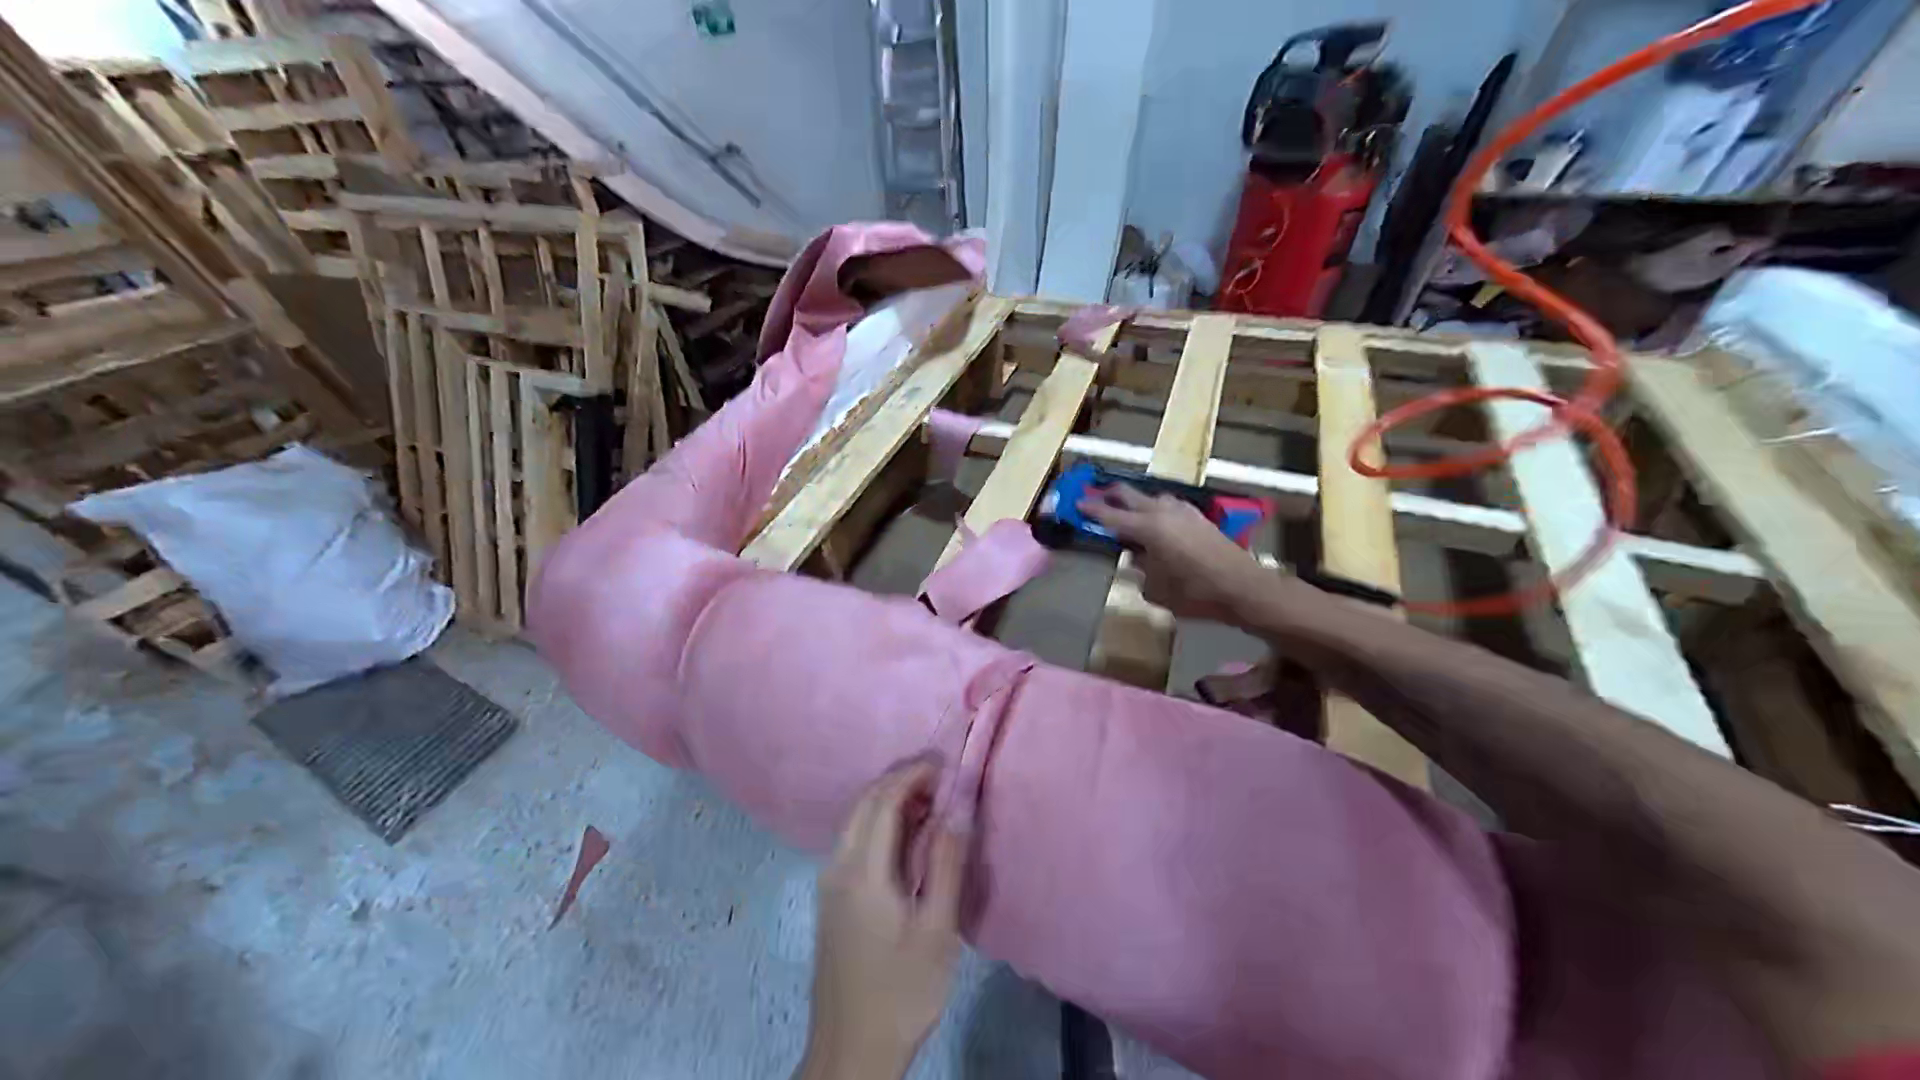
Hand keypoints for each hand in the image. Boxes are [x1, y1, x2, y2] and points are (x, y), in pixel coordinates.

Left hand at [797, 762, 967, 1079]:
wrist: (851, 1049)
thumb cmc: (902, 991)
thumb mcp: (937, 929)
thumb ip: (946, 862)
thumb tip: (959, 807)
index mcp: (862, 870)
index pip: (884, 798)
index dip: (915, 773)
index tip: (947, 762)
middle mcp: (837, 865)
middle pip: (866, 801)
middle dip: (902, 780)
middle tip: (943, 779)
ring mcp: (829, 881)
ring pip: (857, 818)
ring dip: (890, 799)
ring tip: (933, 803)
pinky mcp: (831, 896)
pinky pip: (854, 839)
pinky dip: (881, 822)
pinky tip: (908, 837)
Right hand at [1078, 484, 1270, 622]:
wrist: (1244, 588)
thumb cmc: (1196, 593)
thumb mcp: (1156, 589)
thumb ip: (1140, 569)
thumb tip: (1137, 558)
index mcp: (1149, 528)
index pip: (1111, 515)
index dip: (1091, 510)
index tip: (1076, 503)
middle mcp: (1164, 512)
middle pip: (1129, 494)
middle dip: (1110, 496)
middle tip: (1094, 500)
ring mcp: (1184, 511)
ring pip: (1151, 497)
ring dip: (1135, 502)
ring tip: (1126, 513)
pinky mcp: (1198, 518)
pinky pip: (1168, 506)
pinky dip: (1155, 509)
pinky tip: (1156, 523)